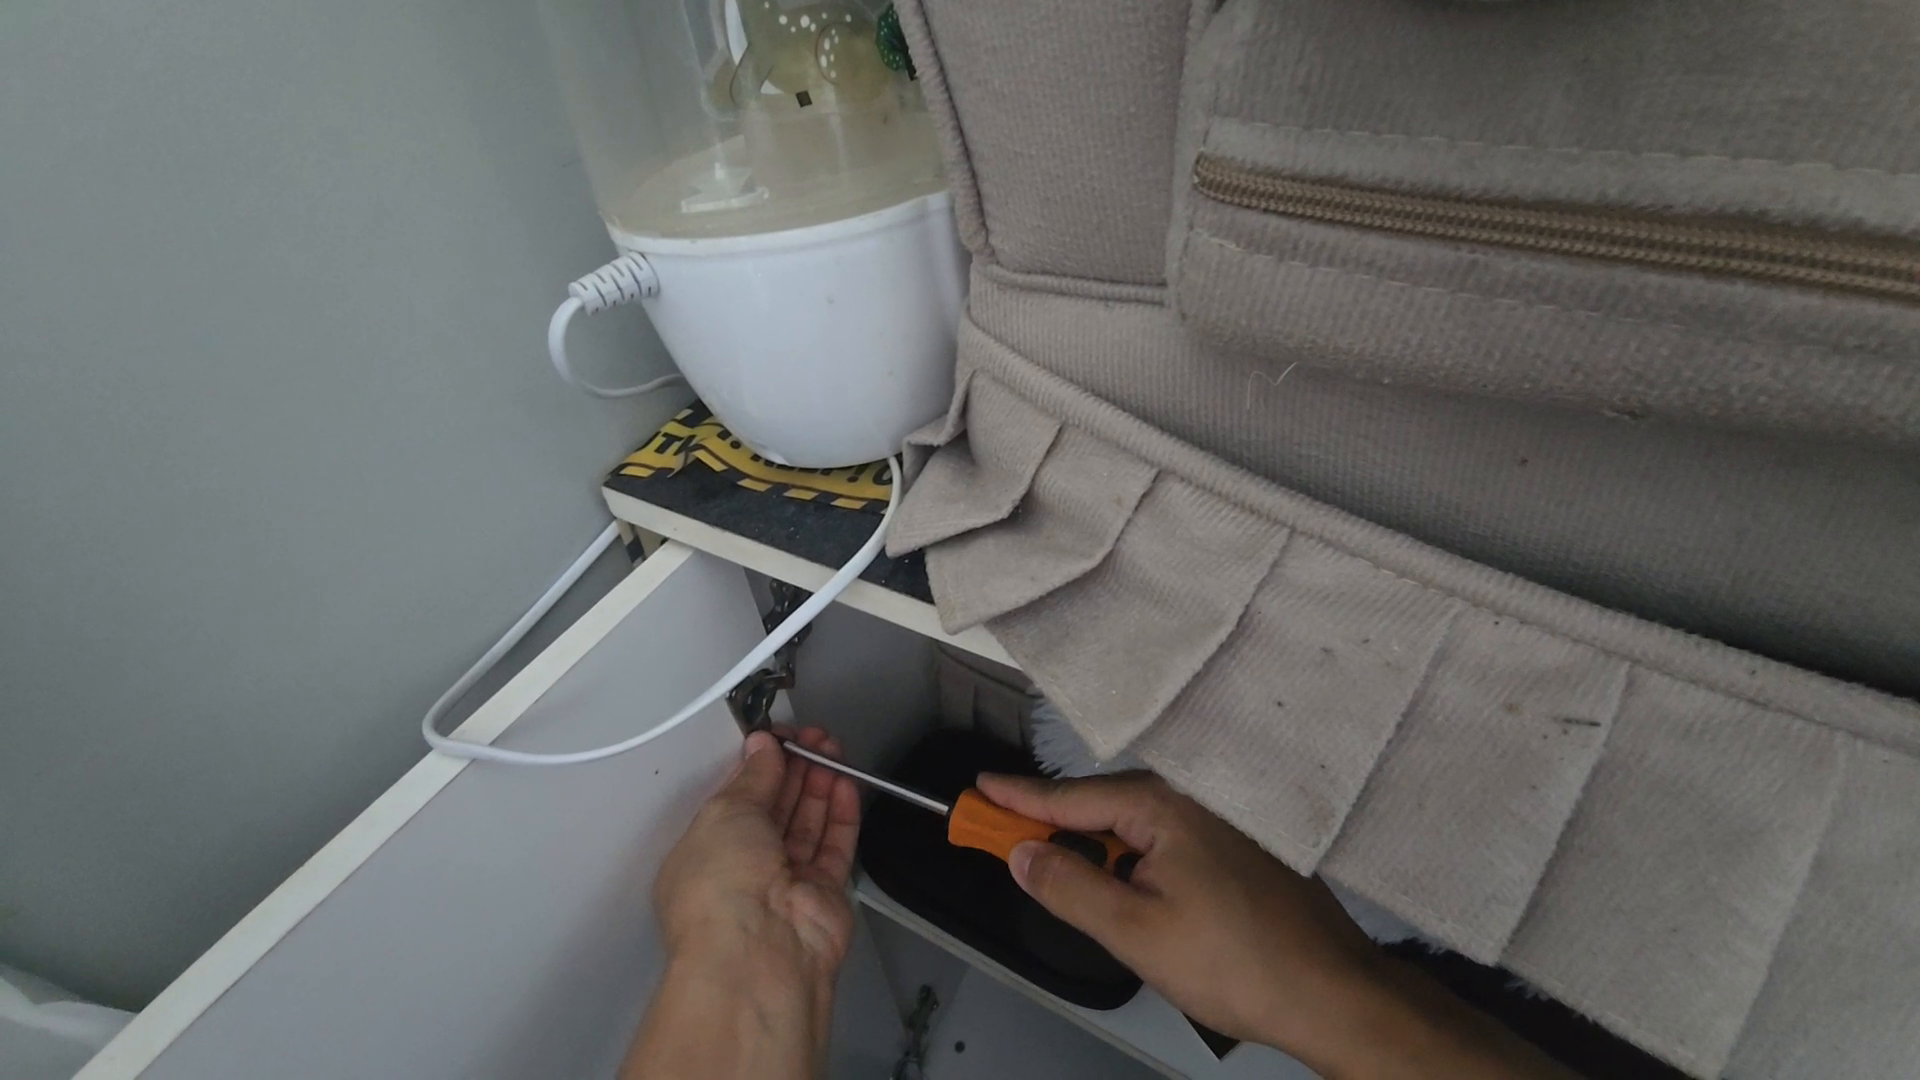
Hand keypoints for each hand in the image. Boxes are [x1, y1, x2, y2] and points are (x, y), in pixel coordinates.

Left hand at [654, 726, 861, 984]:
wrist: (759, 954)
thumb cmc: (721, 889)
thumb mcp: (726, 812)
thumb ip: (753, 775)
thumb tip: (762, 747)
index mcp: (706, 852)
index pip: (737, 798)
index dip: (760, 764)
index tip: (779, 737)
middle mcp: (744, 869)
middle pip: (775, 807)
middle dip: (795, 767)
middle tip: (813, 737)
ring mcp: (785, 882)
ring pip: (807, 822)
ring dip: (820, 782)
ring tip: (832, 749)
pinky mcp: (823, 892)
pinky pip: (834, 843)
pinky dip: (841, 811)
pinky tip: (845, 782)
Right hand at [977, 771, 1378, 1049]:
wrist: (1337, 994)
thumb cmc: (1234, 962)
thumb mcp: (1135, 932)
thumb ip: (1071, 886)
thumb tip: (1022, 852)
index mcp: (1160, 805)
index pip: (1070, 797)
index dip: (1018, 797)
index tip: (979, 786)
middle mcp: (1188, 796)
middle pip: (1101, 806)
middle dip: (1055, 825)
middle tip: (1008, 838)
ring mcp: (1215, 817)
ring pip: (1133, 825)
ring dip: (1096, 848)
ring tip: (1071, 876)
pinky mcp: (1233, 842)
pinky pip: (1162, 836)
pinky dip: (1131, 855)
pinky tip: (1130, 886)